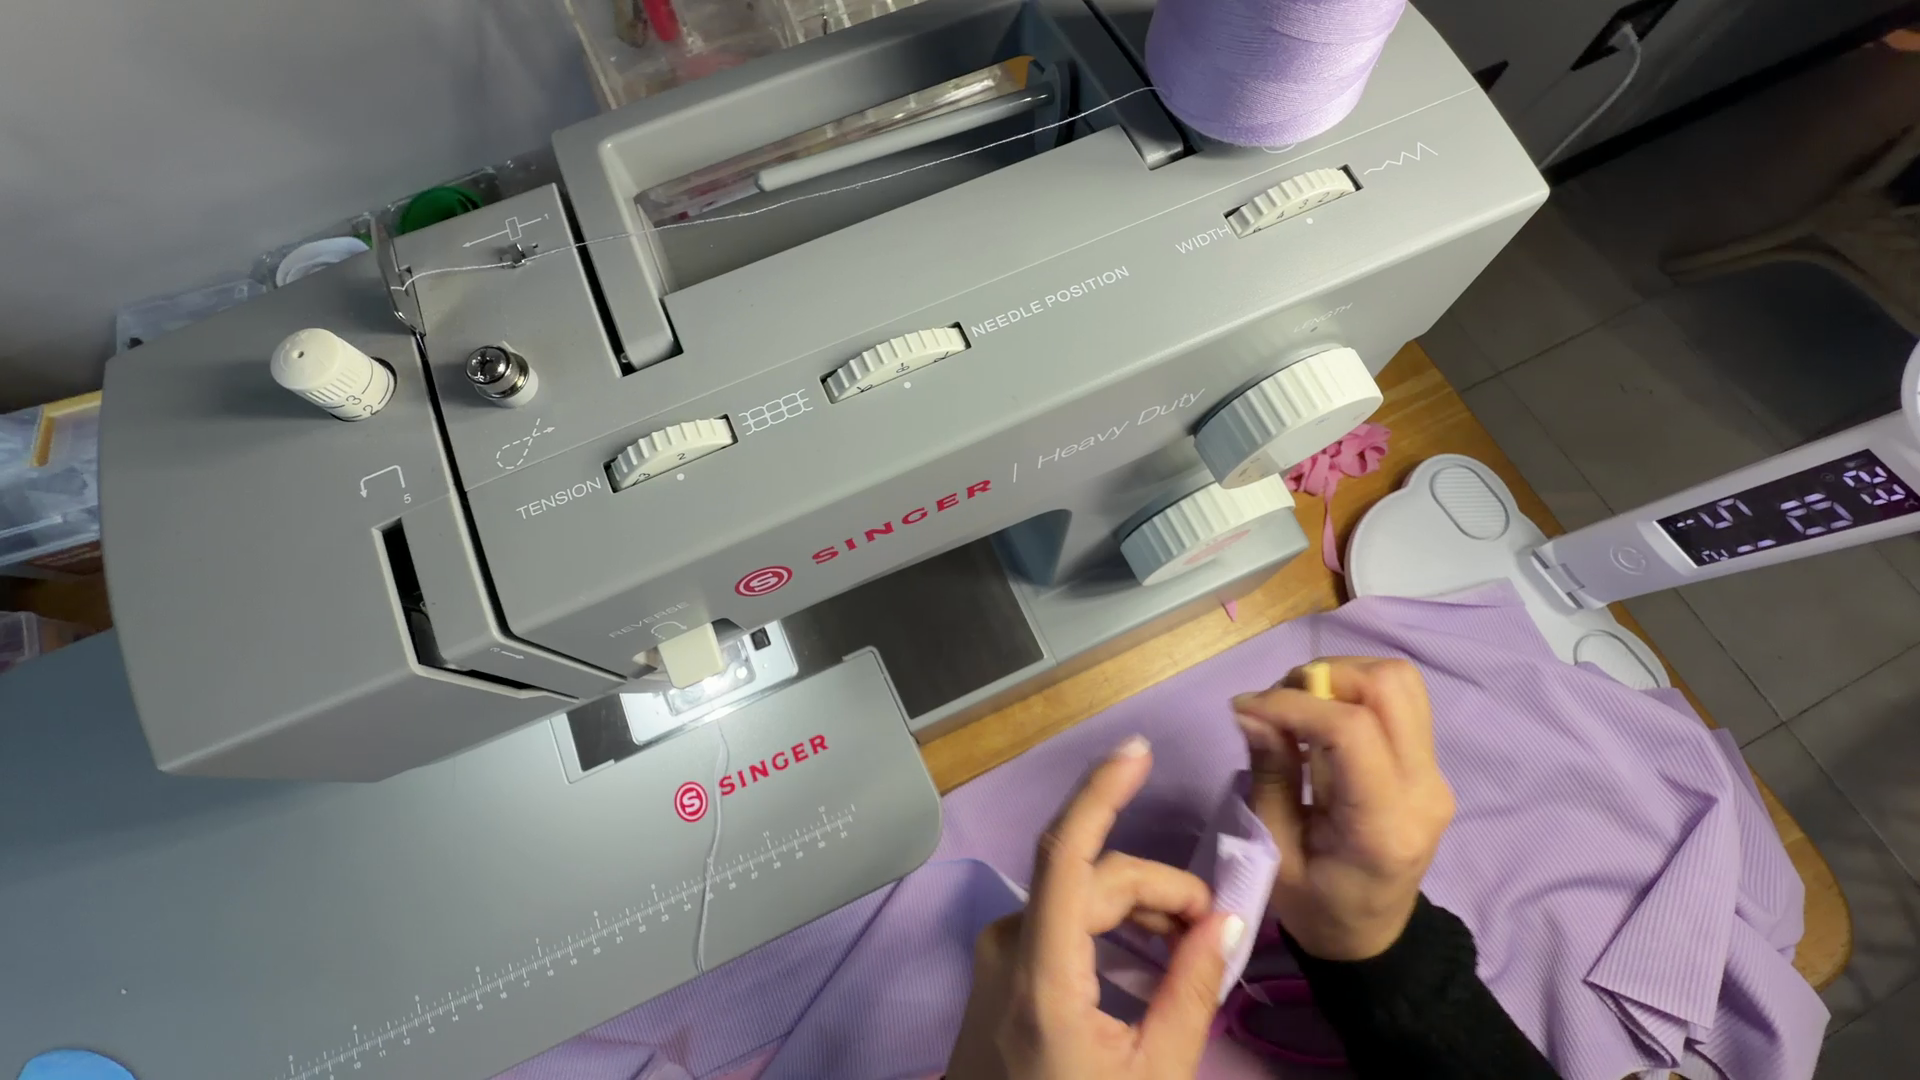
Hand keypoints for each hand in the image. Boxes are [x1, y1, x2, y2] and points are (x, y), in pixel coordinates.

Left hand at [946, 735, 1244, 1079]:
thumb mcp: (1151, 1078)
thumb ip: (1190, 995)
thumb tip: (1225, 921)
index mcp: (1042, 971)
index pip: (1066, 852)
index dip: (1100, 791)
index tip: (1137, 750)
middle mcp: (1010, 939)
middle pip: (1092, 876)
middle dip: (1160, 889)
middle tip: (1214, 931)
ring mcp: (998, 945)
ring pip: (1078, 893)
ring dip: (1137, 905)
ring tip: (1188, 945)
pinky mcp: (999, 956)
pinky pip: (1062, 915)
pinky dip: (1108, 922)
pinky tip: (1146, 954)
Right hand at [1232, 658, 1454, 961]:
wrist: (1370, 938)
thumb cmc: (1313, 904)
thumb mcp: (1274, 849)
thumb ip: (1269, 774)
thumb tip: (1250, 711)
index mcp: (1382, 826)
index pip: (1351, 729)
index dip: (1292, 703)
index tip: (1244, 707)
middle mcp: (1423, 790)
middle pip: (1389, 685)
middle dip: (1323, 677)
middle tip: (1279, 704)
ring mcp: (1433, 774)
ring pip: (1399, 681)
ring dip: (1340, 677)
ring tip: (1299, 706)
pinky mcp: (1427, 764)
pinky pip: (1397, 701)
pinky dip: (1351, 691)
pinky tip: (1318, 719)